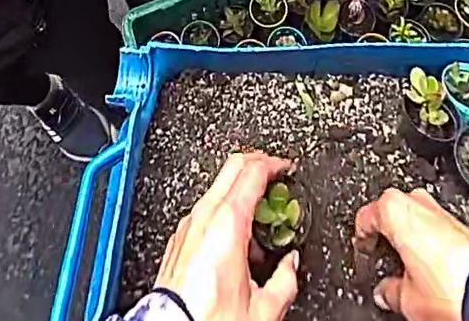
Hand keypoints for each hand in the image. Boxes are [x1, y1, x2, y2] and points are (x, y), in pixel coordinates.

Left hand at [155, 152, 301, 320]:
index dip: (276, 164)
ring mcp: (189, 225)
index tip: (287, 169)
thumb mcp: (262, 311)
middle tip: (274, 174)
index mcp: (228, 223)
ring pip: (218, 185)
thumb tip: (290, 265)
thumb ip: (285, 280)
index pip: (255, 170)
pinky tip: (235, 238)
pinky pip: (205, 208)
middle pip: (234, 164)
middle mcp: (205, 215)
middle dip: (258, 162)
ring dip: (241, 187)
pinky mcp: (178, 239)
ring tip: (258, 217)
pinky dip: (224, 208)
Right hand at [354, 188, 468, 320]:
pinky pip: (430, 225)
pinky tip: (427, 266)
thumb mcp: (406, 298)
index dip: (361, 241)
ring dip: (406, 237)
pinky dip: (424, 240)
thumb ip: (389, 290)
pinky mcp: (455, 221)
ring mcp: (437, 209)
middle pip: (389, 213)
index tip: (363, 255)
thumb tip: (386, 292)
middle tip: (382, 261)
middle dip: (385, 236)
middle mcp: (416, 201)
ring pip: (411, 217)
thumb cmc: (448, 287)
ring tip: (406, 268)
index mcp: (394, 208)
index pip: (365, 218)